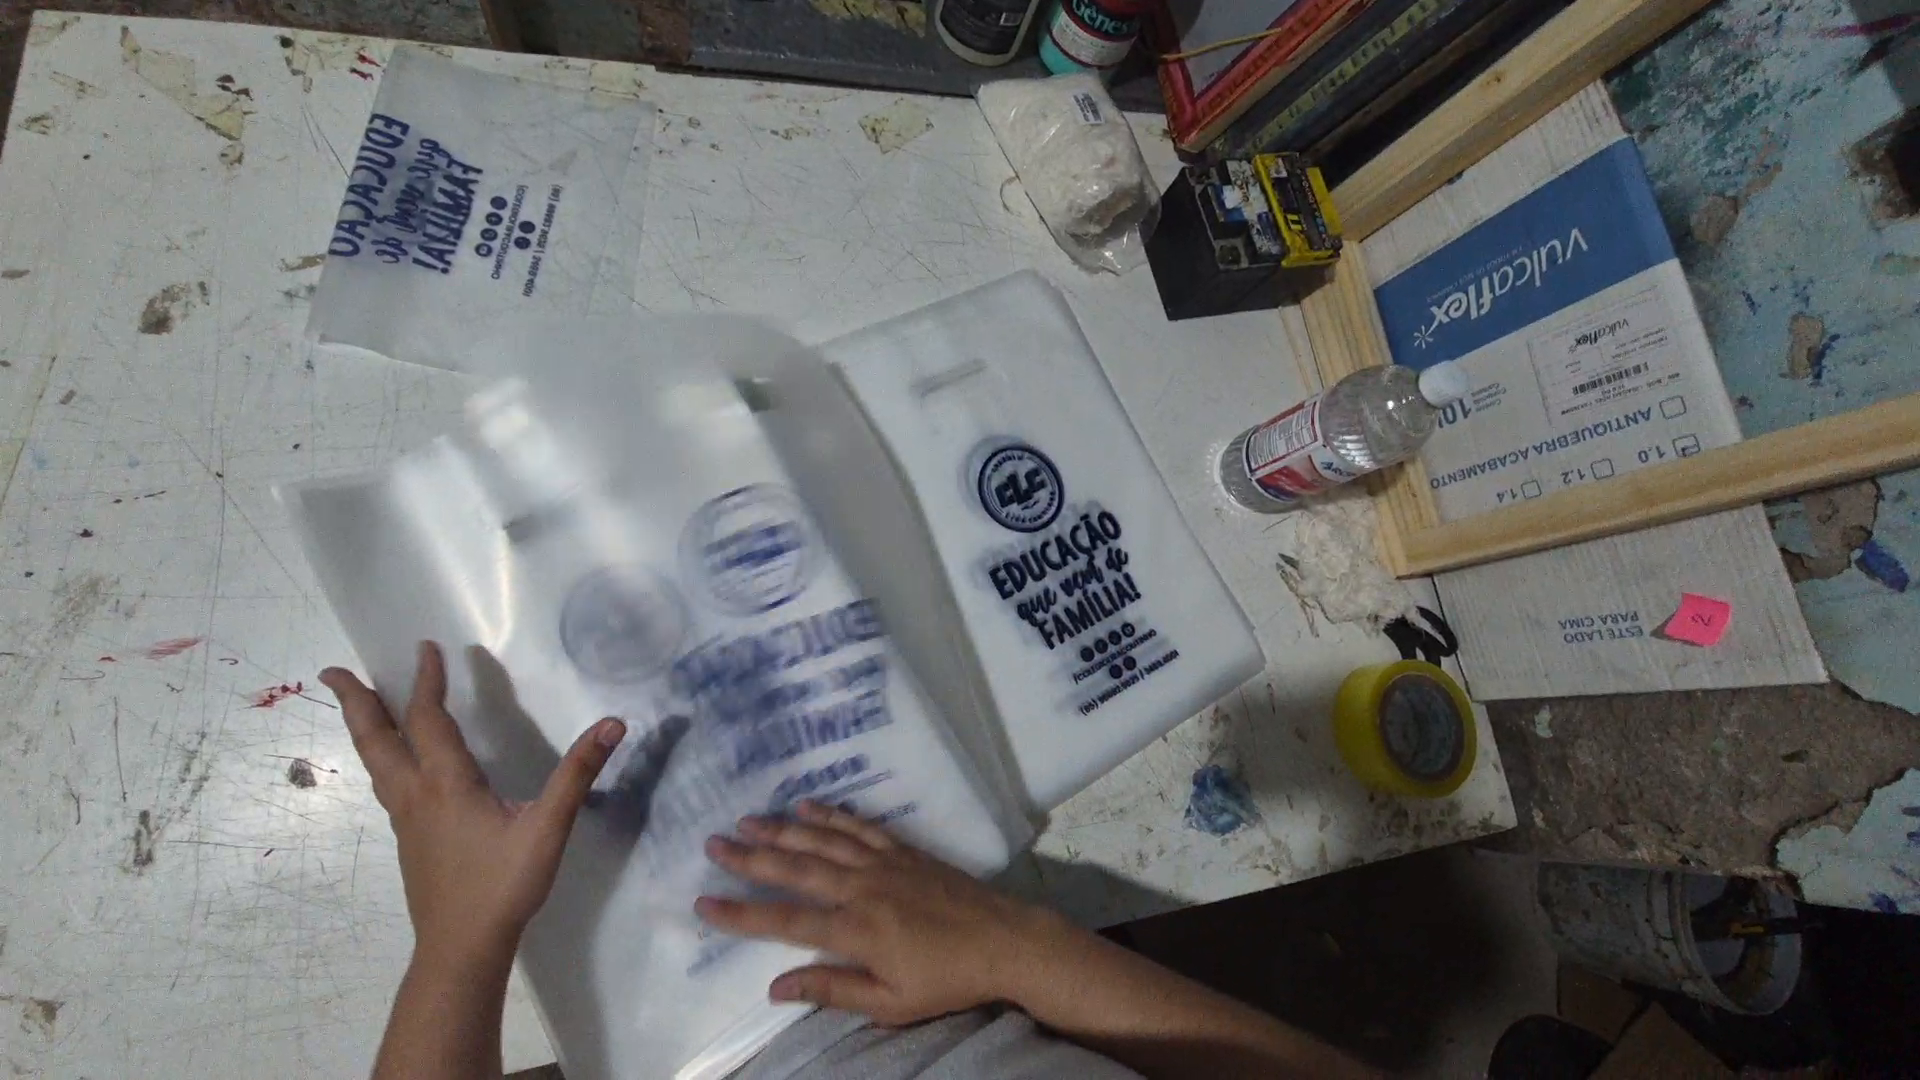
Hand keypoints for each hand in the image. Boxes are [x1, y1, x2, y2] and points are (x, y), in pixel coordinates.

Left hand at [321, 642, 626, 974]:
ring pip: (378, 764)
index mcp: (447, 785)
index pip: (430, 721)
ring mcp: (407, 821)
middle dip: (356, 703)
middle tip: (334, 672)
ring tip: (359, 706)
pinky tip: (401, 764)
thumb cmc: (502, 884)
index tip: (426, 647)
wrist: (461, 948)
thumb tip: (611, 724)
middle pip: (378, 741)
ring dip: (366, 729)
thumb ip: (578, 773)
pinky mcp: (411, 840)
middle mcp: (416, 796)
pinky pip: (389, 783)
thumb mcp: (548, 826)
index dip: (428, 682)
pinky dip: (385, 756)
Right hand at [694, 800, 1070, 1026]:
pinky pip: (859, 826)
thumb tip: (776, 986)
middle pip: (795, 869)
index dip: (742, 912)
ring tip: (748, 819)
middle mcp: (861, 888)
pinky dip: (830, 814)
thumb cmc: (945, 978)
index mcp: (855, 930)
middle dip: (751, 856)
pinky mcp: (902, 848)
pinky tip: (807, 805)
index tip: (704, 901)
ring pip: (821, 841)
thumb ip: (832, 990)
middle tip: (714, 842)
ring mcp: (882, 862)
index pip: (785, 921)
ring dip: (782, 828)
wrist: (1002, 938)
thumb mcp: (890, 1002)